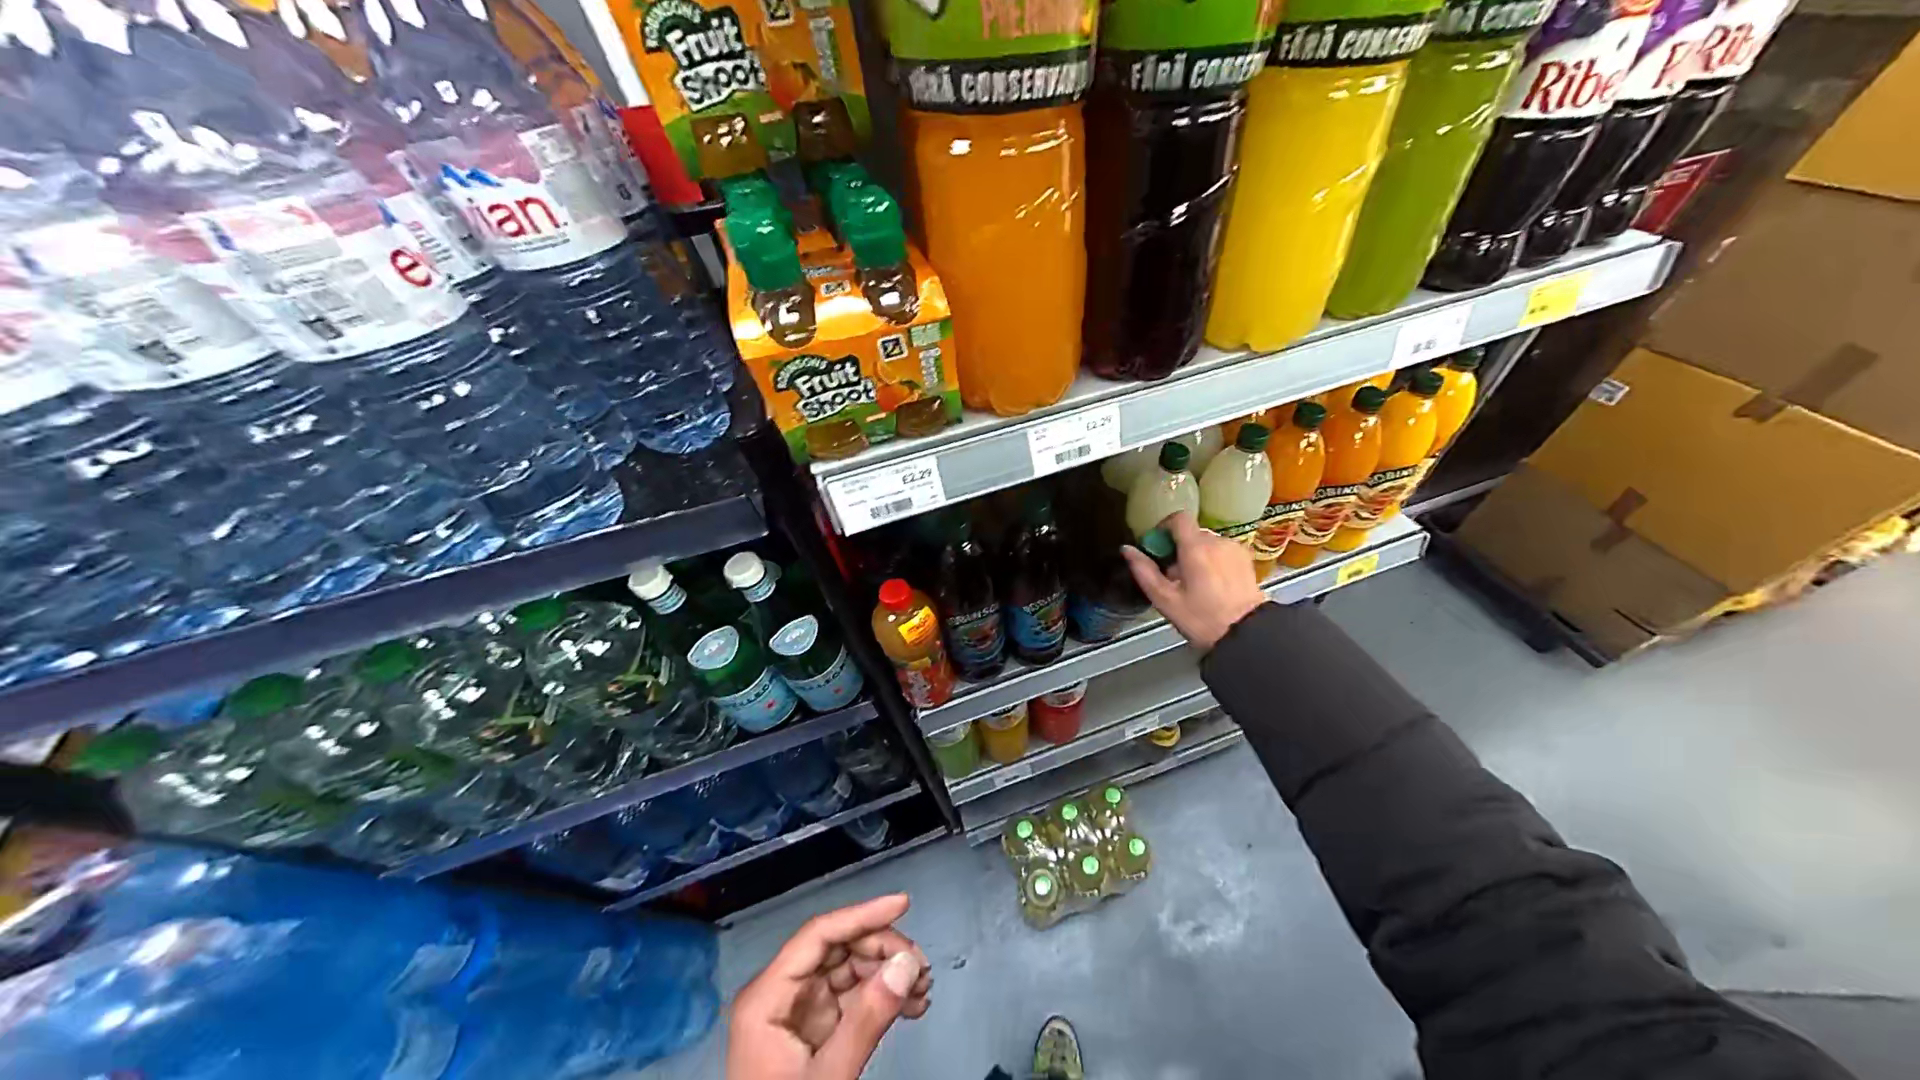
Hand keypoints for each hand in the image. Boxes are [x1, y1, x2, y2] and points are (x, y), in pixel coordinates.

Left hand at [726, 893, 931, 1079]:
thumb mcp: (828, 1078)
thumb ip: (868, 1019)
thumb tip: (907, 963)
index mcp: (767, 998)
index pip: (818, 936)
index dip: (861, 914)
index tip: (903, 904)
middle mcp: (782, 995)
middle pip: (837, 950)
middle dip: (882, 951)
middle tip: (921, 968)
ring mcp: (800, 1013)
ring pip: (850, 971)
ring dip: (888, 973)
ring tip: (923, 990)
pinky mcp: (816, 1033)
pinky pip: (854, 998)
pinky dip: (883, 997)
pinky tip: (913, 1005)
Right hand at [1122, 511, 1266, 651]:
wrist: (1245, 633)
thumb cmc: (1203, 619)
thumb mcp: (1165, 599)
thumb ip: (1144, 570)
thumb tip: (1128, 550)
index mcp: (1195, 549)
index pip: (1178, 518)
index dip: (1164, 528)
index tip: (1158, 546)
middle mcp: (1217, 542)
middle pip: (1191, 533)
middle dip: (1179, 548)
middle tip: (1173, 575)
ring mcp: (1234, 549)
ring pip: (1207, 543)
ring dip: (1196, 555)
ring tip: (1194, 583)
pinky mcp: (1245, 559)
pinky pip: (1222, 551)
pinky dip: (1213, 560)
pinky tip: (1211, 584)